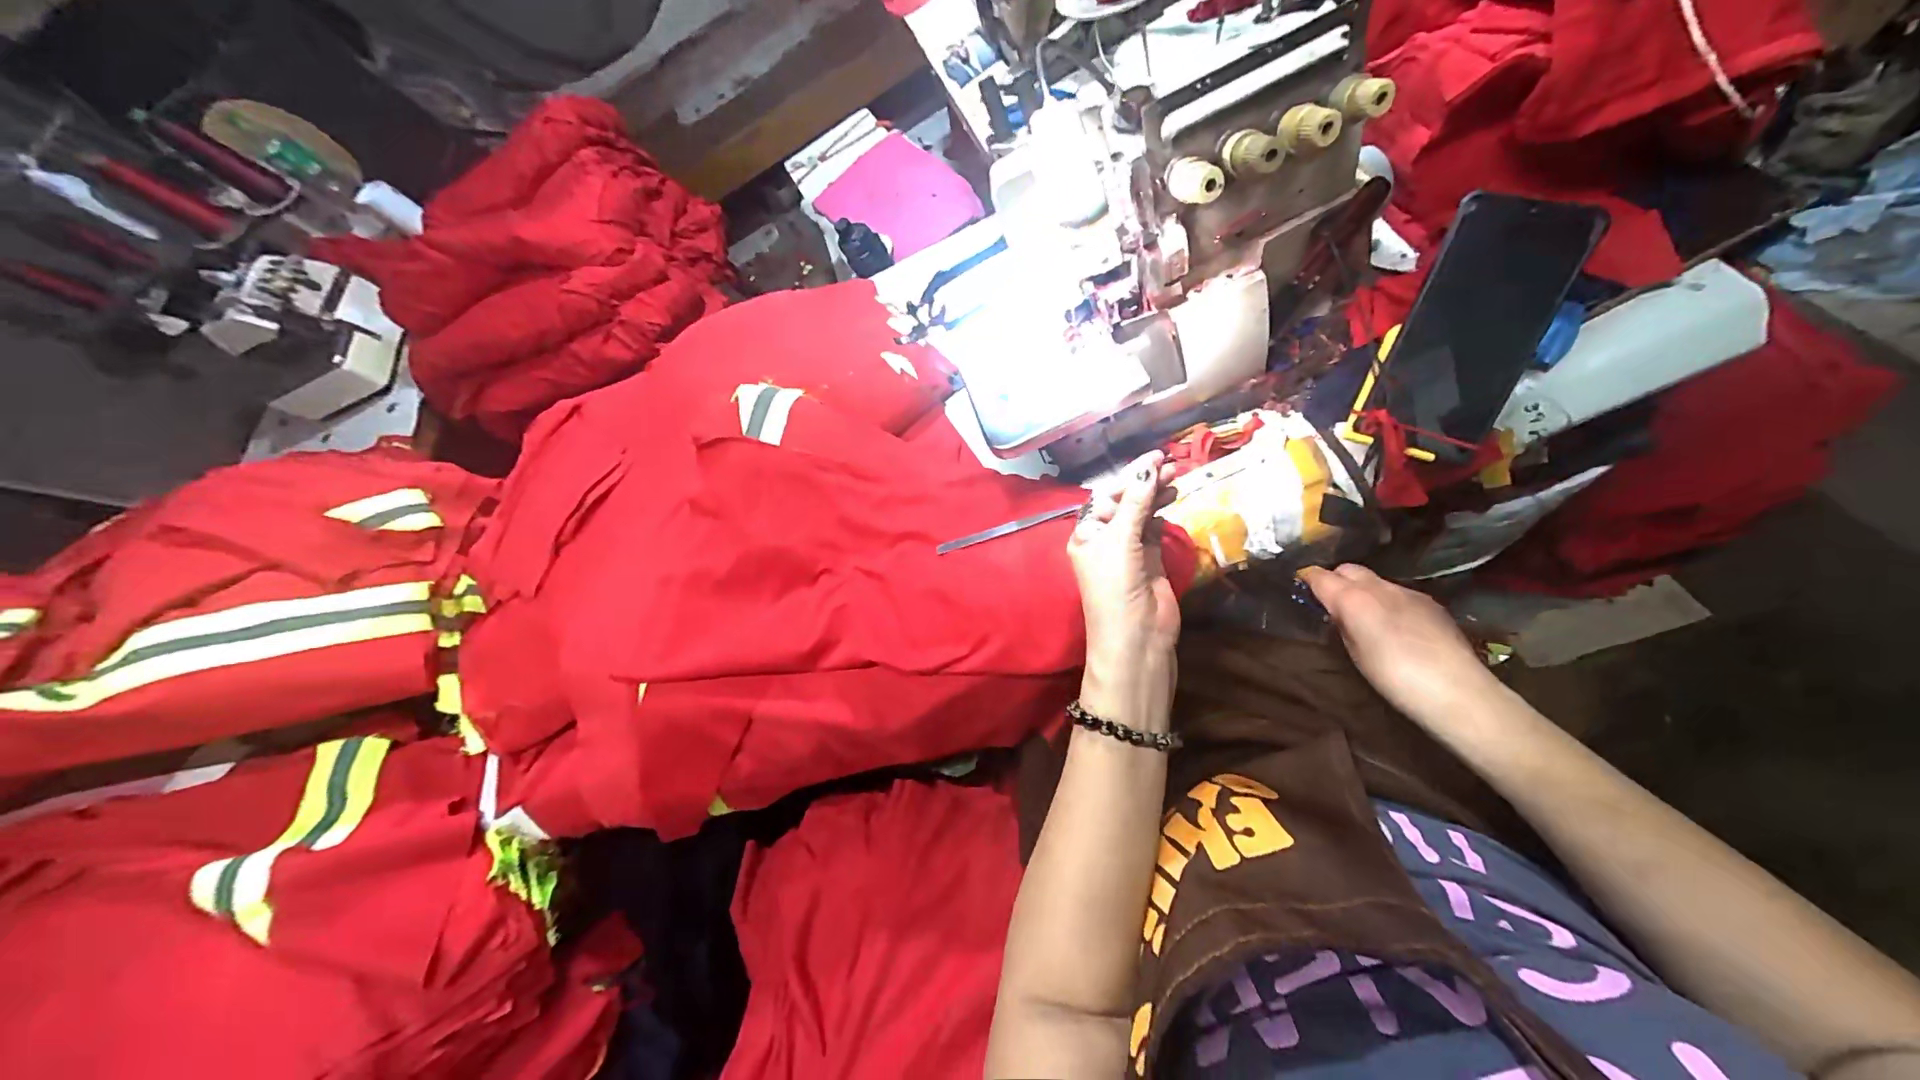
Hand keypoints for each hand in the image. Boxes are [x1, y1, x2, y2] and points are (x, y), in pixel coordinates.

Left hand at [1067, 451, 1180, 671]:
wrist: (1136, 637)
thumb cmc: (1116, 588)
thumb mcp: (1121, 542)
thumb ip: (1136, 504)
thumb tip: (1149, 467)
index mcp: (1087, 533)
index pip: (1107, 494)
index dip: (1130, 475)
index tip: (1155, 457)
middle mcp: (1104, 538)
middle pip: (1126, 501)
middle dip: (1146, 482)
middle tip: (1172, 464)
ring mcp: (1128, 549)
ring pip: (1142, 513)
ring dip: (1157, 494)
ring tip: (1177, 477)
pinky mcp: (1149, 559)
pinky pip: (1154, 528)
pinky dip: (1163, 513)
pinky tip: (1172, 498)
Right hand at [1300, 563, 1498, 722]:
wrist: (1456, 690)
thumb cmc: (1393, 678)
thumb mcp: (1354, 653)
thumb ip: (1342, 625)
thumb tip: (1337, 612)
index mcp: (1353, 599)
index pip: (1320, 576)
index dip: (1308, 580)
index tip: (1302, 589)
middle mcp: (1379, 587)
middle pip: (1348, 569)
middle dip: (1336, 580)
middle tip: (1332, 603)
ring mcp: (1408, 592)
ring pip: (1375, 580)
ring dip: (1364, 591)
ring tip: (1365, 617)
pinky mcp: (1430, 602)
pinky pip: (1398, 593)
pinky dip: (1388, 601)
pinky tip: (1396, 626)